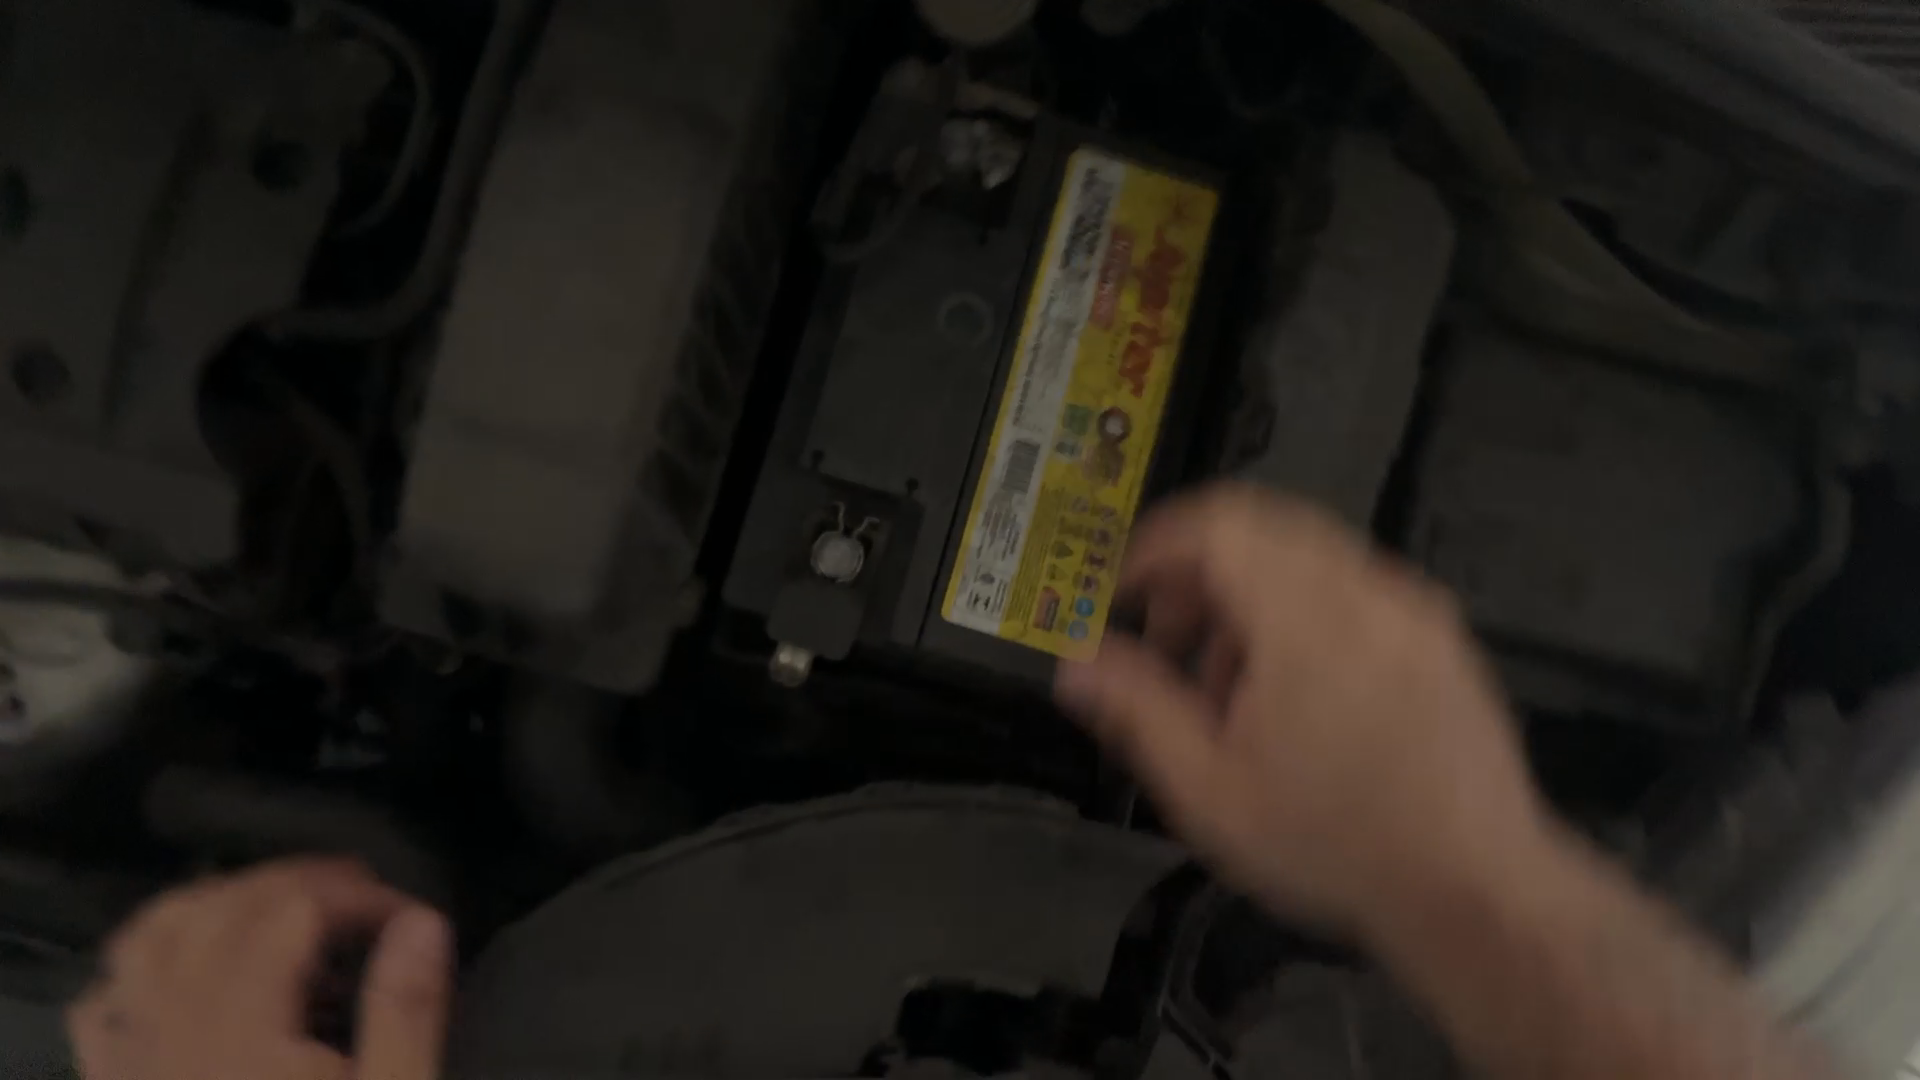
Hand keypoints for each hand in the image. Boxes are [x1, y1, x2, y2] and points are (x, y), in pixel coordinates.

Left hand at [68, 858, 452, 1079]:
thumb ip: (408, 1009)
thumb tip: (421, 919)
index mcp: (239, 1047)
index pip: (288, 913)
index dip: (358, 893)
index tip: (410, 916)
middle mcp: (168, 1047)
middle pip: (214, 911)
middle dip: (299, 880)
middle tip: (364, 897)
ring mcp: (130, 1071)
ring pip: (146, 944)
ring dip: (223, 901)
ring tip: (293, 908)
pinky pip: (108, 999)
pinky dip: (157, 954)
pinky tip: (211, 957)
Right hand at [1056, 485, 1551, 935]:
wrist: (1482, 897)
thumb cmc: (1332, 842)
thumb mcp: (1208, 788)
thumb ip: (1134, 709)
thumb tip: (1074, 664)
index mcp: (1306, 619)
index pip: (1216, 526)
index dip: (1154, 547)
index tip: (1123, 593)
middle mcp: (1366, 591)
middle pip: (1254, 529)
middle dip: (1192, 575)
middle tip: (1167, 643)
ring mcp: (1410, 607)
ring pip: (1297, 554)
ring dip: (1239, 596)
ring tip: (1225, 682)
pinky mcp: (1435, 632)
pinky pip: (1344, 583)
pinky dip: (1291, 609)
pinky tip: (1288, 688)